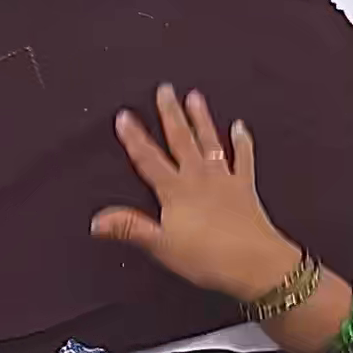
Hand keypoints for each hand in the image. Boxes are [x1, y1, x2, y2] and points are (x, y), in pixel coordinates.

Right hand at [91, 84, 302, 301]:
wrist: (255, 263)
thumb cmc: (207, 257)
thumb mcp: (162, 246)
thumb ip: (130, 228)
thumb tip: (97, 220)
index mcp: (176, 191)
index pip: (149, 160)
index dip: (135, 138)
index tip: (125, 116)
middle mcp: (199, 178)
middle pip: (181, 140)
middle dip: (170, 114)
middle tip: (165, 89)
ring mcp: (224, 180)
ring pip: (209, 142)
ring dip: (201, 119)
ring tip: (195, 96)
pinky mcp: (245, 188)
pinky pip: (243, 159)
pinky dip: (242, 142)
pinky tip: (239, 127)